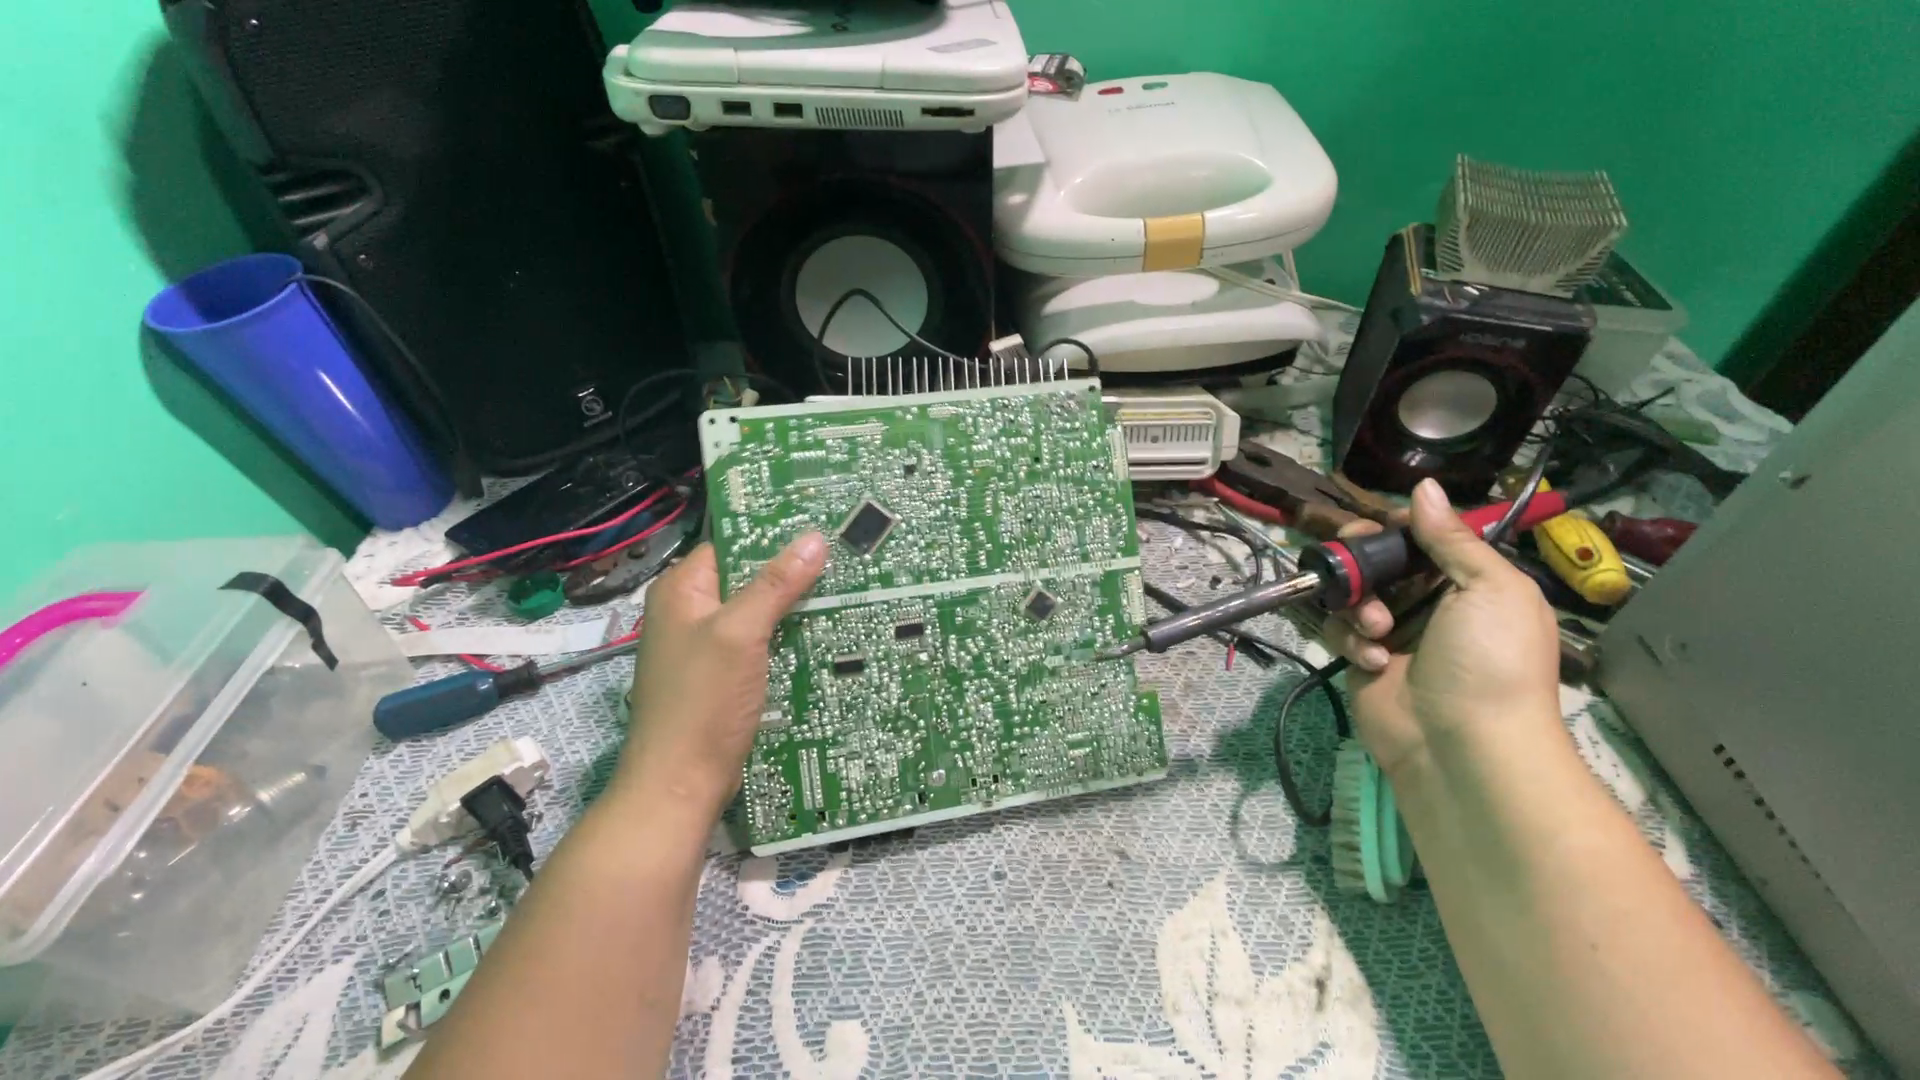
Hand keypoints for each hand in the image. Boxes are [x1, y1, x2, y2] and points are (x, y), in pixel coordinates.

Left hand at [618, 533, 826, 816]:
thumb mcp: (740, 633)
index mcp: (681, 591)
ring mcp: (708, 649)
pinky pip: (763, 647)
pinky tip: (829, 637)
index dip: (774, 533)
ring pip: (760, 615)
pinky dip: (791, 641)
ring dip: (798, 608)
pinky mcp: (725, 680)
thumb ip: (775, 584)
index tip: (822, 524)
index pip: (731, 544)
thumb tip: (814, 538)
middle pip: (749, 579)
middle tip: (848, 556)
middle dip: (794, 572)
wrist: (680, 784)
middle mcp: (691, 614)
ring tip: (851, 590)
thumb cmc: (702, 701)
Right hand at [1320, 479, 1561, 780]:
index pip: (1423, 535)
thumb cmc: (1490, 660)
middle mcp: (1429, 601)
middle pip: (1378, 558)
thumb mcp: (1490, 589)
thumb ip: (1451, 538)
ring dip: (1359, 605)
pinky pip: (1338, 630)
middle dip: (1363, 561)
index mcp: (1469, 580)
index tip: (1378, 527)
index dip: (1397, 526)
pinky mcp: (1362, 658)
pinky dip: (1351, 641)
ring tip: (1377, 631)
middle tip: (1355, 566)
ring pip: (1352, 591)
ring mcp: (1393, 631)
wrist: (1464, 746)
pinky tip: (1374, 661)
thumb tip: (1423, 485)